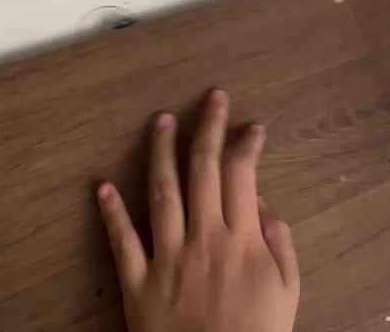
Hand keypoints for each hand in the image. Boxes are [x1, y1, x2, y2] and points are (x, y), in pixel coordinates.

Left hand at [96, 90, 299, 331]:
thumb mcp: (287, 290)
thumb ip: (279, 243)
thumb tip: (263, 203)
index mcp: (241, 240)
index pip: (243, 174)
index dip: (247, 144)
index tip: (252, 128)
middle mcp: (204, 239)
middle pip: (204, 170)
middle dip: (209, 129)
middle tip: (213, 98)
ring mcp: (167, 260)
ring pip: (162, 193)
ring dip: (161, 152)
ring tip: (161, 120)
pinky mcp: (137, 286)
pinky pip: (122, 244)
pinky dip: (111, 214)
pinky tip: (103, 186)